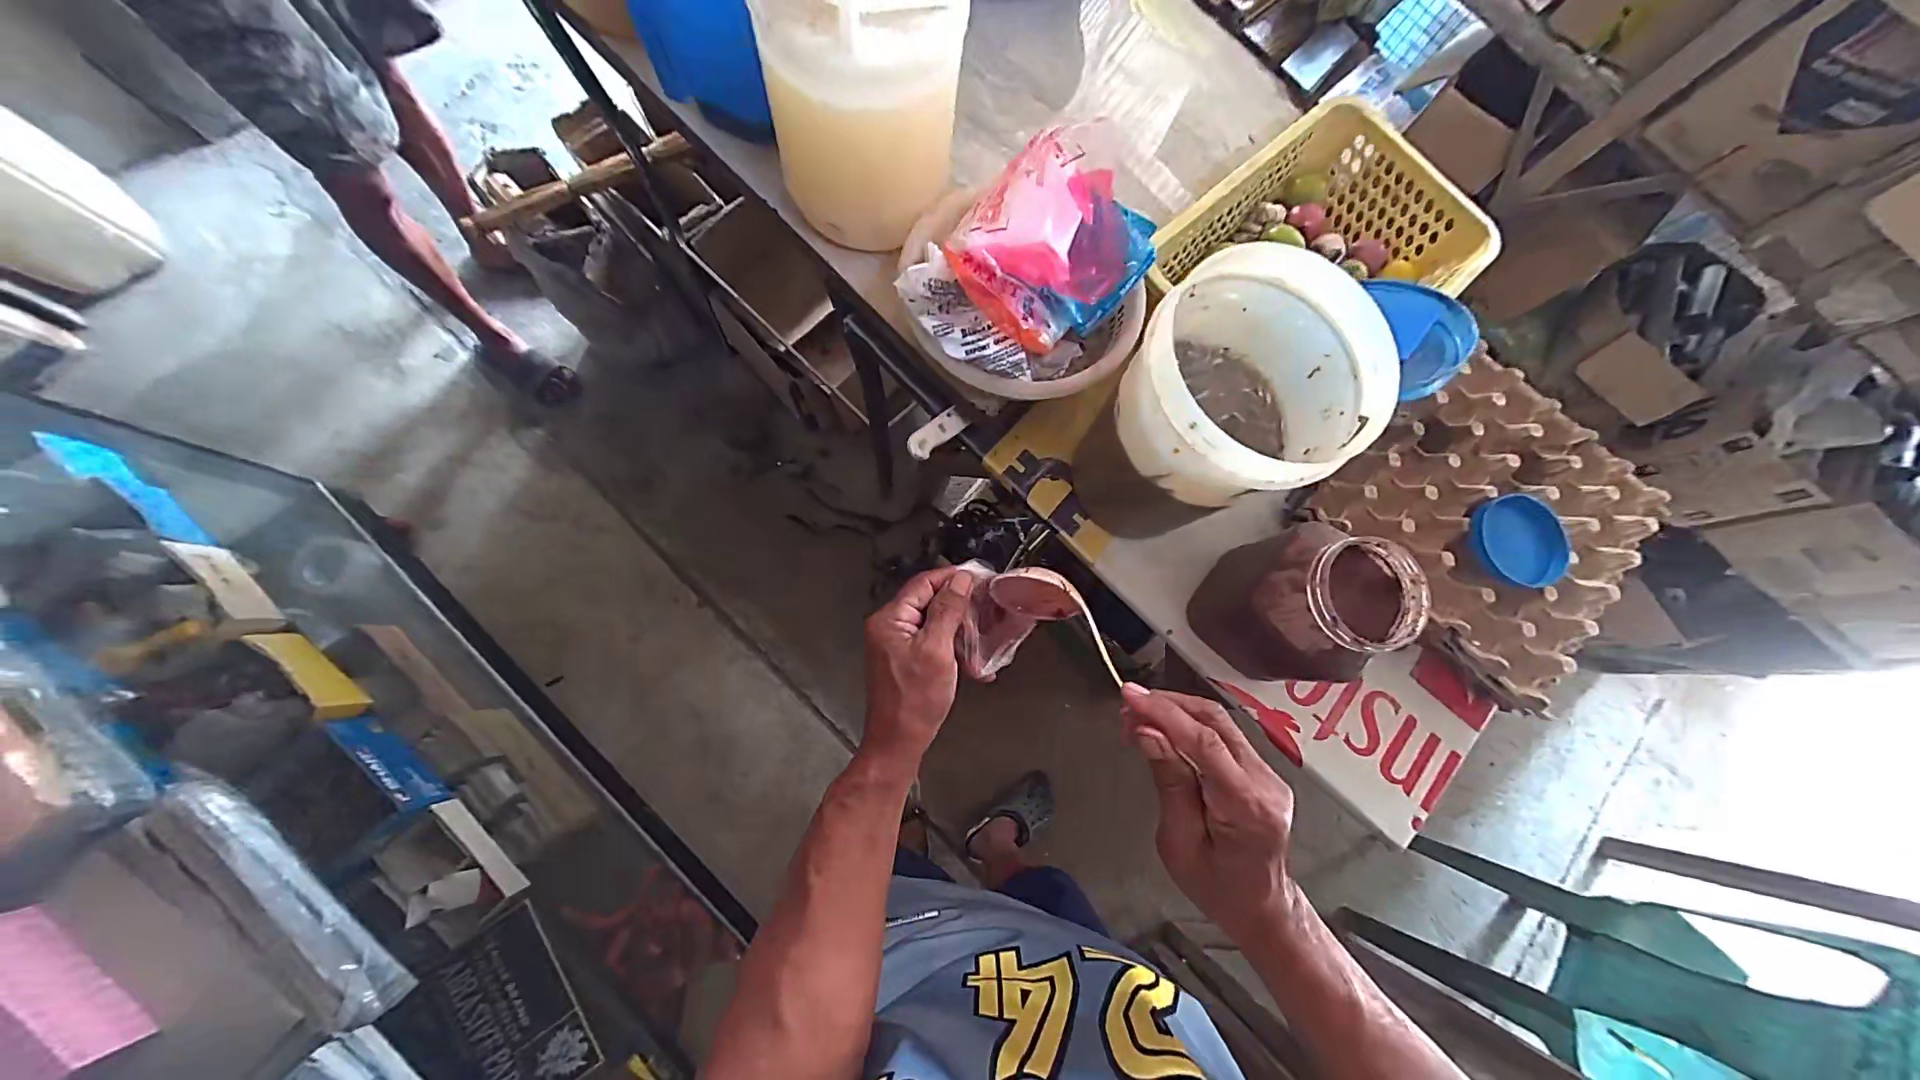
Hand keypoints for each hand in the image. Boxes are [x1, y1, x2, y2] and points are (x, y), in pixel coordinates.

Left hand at [862, 567, 975, 771]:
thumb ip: (948, 611)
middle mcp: (888, 628)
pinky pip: (931, 641)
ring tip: (977, 639)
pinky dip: (951, 646)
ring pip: (933, 622)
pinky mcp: (904, 659)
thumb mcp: (937, 650)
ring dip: (957, 629)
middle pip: (928, 601)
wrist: (899, 741)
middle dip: (958, 606)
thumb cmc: (911, 704)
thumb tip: (959, 582)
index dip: (952, 578)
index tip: (975, 578)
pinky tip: (966, 659)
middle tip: (982, 608)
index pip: (923, 583)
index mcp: (889, 620)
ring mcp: (896, 644)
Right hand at [1121, 684, 1300, 942]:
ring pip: (1220, 721)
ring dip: (1175, 711)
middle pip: (1214, 720)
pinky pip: (1223, 735)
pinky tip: (1163, 728)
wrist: (1261, 906)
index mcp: (1246, 806)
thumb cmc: (1217, 888)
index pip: (1204, 741)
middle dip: (1166, 704)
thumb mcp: (1179, 842)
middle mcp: (1265, 783)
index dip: (1163, 712)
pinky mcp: (1262, 770)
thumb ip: (1169, 782)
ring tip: (1138, 714)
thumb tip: (1149, 734)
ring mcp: (1269, 774)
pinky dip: (1189, 724)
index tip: (1130, 696)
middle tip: (1128, 704)